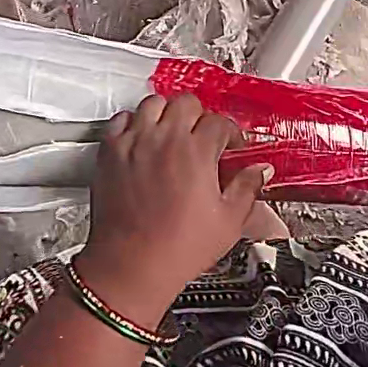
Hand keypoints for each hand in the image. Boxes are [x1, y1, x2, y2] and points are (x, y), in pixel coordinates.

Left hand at [75, 94, 269, 321]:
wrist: (132, 263)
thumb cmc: (177, 247)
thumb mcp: (228, 221)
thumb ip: (246, 189)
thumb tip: (258, 172)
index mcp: (196, 152)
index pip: (219, 122)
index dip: (230, 133)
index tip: (230, 145)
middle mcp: (163, 139)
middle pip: (185, 103)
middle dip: (199, 116)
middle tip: (203, 135)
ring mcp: (134, 142)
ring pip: (152, 103)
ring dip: (166, 114)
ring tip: (173, 131)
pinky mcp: (110, 151)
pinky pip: (121, 119)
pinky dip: (133, 123)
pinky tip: (141, 137)